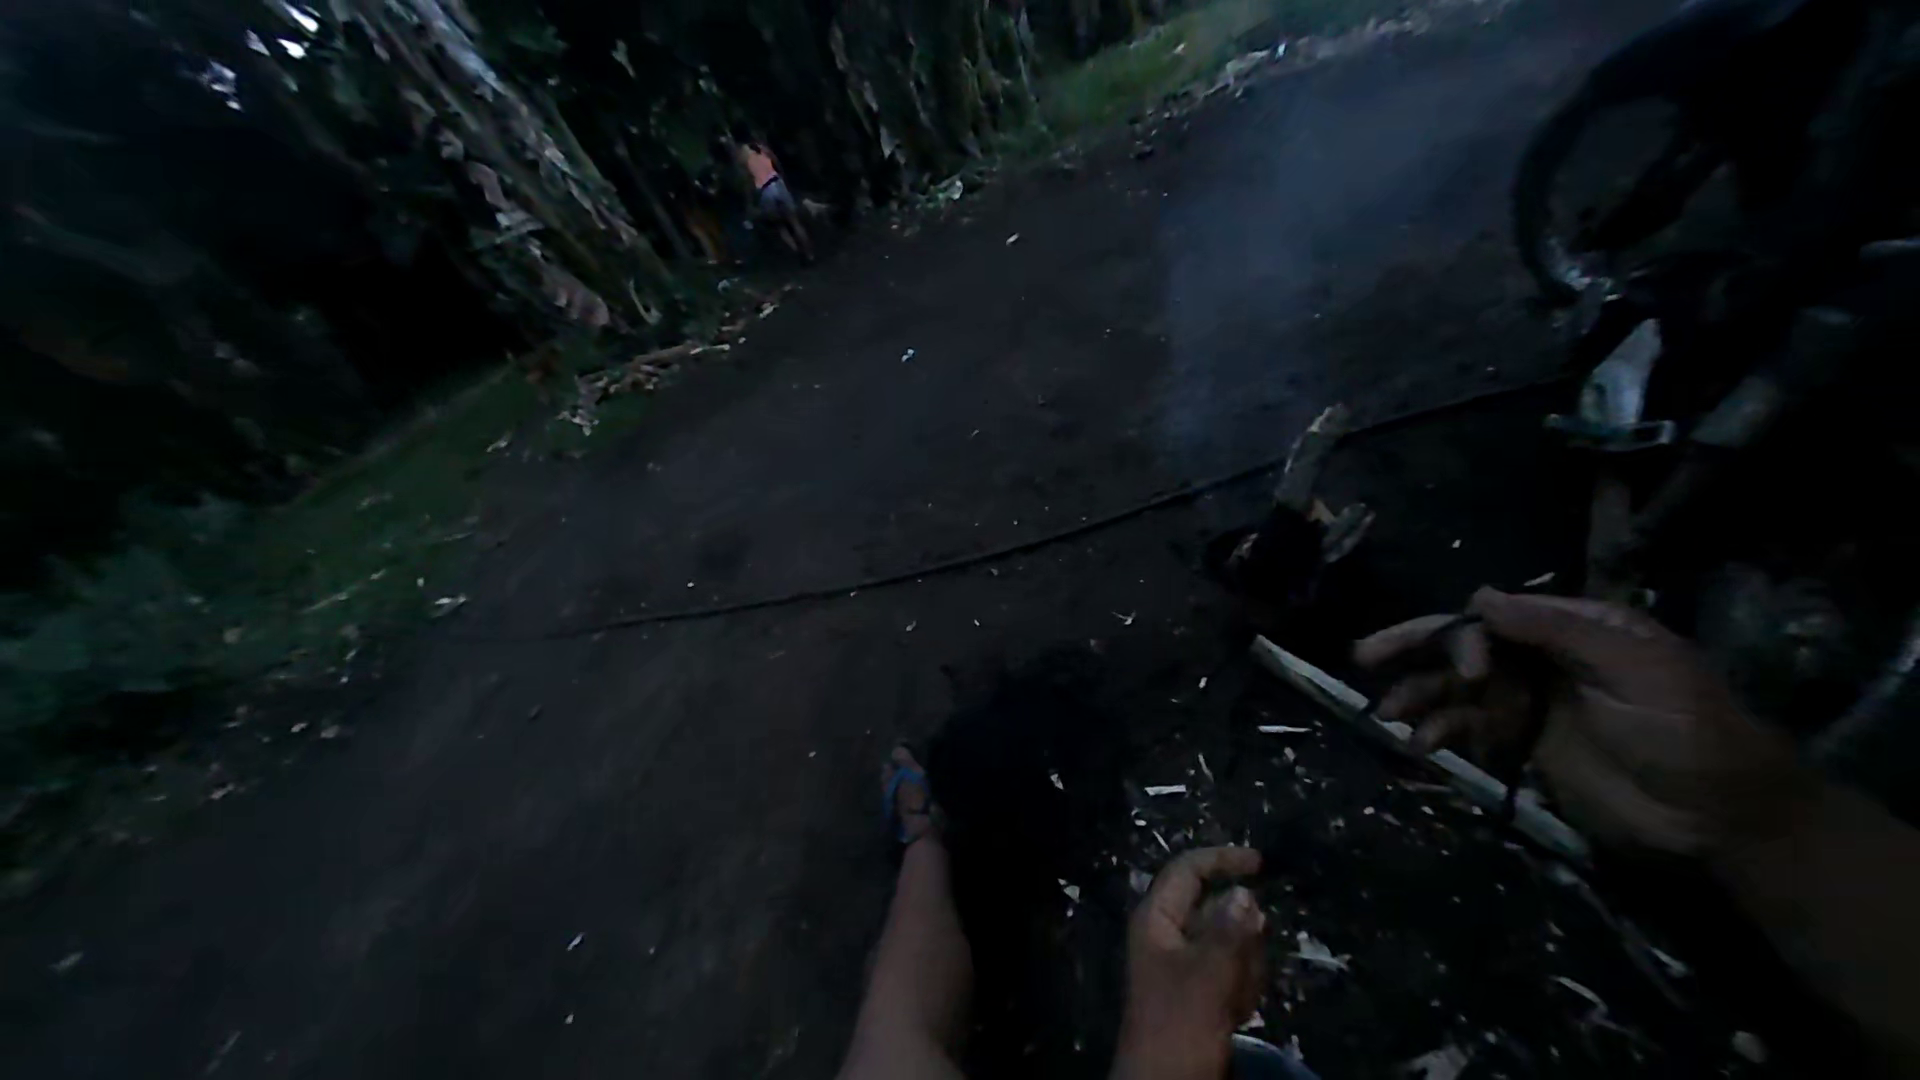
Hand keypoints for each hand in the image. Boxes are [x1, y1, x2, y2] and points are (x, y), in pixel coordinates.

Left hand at [1112, 847, 1265, 1079]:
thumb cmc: (1178, 1027)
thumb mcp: (1206, 977)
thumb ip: (1228, 933)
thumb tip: (1245, 893)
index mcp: (1157, 917)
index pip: (1187, 870)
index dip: (1221, 859)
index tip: (1261, 864)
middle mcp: (1169, 932)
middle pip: (1217, 910)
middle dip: (1239, 939)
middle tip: (1236, 974)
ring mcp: (1185, 963)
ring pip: (1230, 944)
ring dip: (1242, 969)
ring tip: (1232, 1000)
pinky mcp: (1201, 991)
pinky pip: (1232, 974)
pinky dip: (1241, 990)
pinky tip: (1235, 1013)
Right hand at [1354, 587, 1812, 857]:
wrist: (1723, 821)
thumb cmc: (1690, 736)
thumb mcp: (1639, 672)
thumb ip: (1560, 630)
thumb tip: (1479, 596)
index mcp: (1567, 629)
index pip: (1491, 619)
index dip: (1463, 638)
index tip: (1467, 675)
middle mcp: (1534, 656)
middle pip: (1456, 645)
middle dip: (1407, 650)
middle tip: (1361, 657)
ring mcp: (1521, 697)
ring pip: (1449, 686)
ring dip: (1416, 696)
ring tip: (1387, 716)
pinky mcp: (1514, 737)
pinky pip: (1461, 724)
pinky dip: (1437, 731)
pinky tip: (1423, 745)